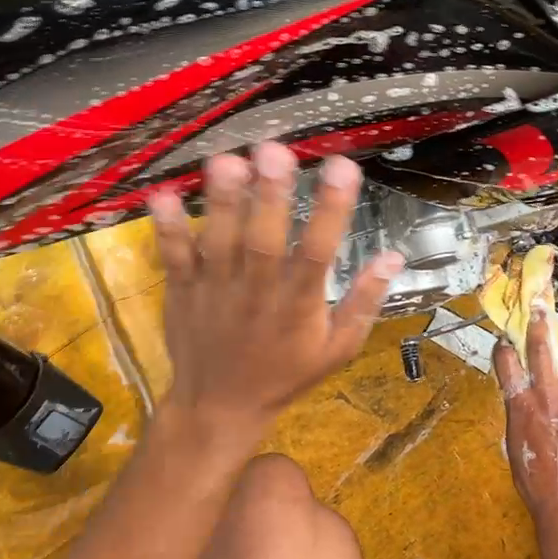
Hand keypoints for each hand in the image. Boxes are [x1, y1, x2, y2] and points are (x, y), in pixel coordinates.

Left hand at [147, 142, 402, 447]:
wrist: (219, 408)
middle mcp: (258, 292)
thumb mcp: (339, 348)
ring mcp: (215, 290)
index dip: (332, 209)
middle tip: (275, 150)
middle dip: (270, 195)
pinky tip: (164, 194)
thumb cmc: (286, 373)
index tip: (343, 168)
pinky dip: (167, 228)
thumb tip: (393, 257)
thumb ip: (364, 302)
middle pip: (264, 239)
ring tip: (227, 159)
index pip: (319, 251)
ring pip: (219, 241)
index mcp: (300, 304)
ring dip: (222, 201)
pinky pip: (174, 257)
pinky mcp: (182, 291)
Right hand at [495, 306, 557, 539]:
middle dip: (540, 325)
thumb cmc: (535, 479)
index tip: (504, 338)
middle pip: (543, 352)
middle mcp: (549, 398)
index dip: (504, 348)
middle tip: (540, 307)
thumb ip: (516, 410)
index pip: (509, 365)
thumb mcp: (513, 443)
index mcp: (522, 407)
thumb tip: (516, 388)